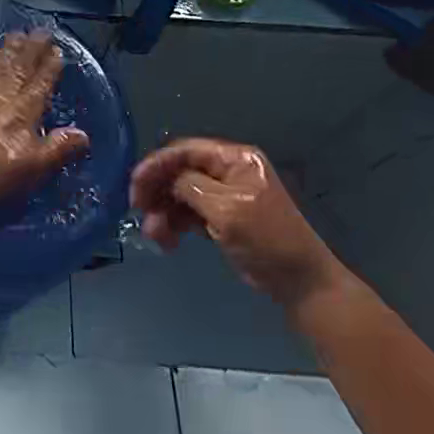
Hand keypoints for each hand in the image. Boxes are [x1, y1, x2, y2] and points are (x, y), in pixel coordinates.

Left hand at [0, 29, 89, 208]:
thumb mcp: (34, 168)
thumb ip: (58, 148)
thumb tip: (82, 133)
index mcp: (25, 111)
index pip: (42, 83)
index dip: (50, 67)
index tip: (57, 50)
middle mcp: (3, 94)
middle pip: (21, 67)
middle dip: (32, 49)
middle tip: (40, 31)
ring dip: (8, 48)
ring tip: (17, 34)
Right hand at [130, 138, 349, 312]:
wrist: (300, 282)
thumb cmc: (266, 239)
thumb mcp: (225, 209)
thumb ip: (190, 186)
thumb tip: (166, 177)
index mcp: (234, 159)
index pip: (185, 150)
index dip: (157, 164)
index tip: (134, 185)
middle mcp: (227, 171)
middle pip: (180, 171)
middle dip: (158, 191)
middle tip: (138, 211)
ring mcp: (224, 195)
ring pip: (181, 195)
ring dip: (163, 213)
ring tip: (154, 236)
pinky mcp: (221, 217)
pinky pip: (189, 213)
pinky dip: (175, 225)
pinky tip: (168, 243)